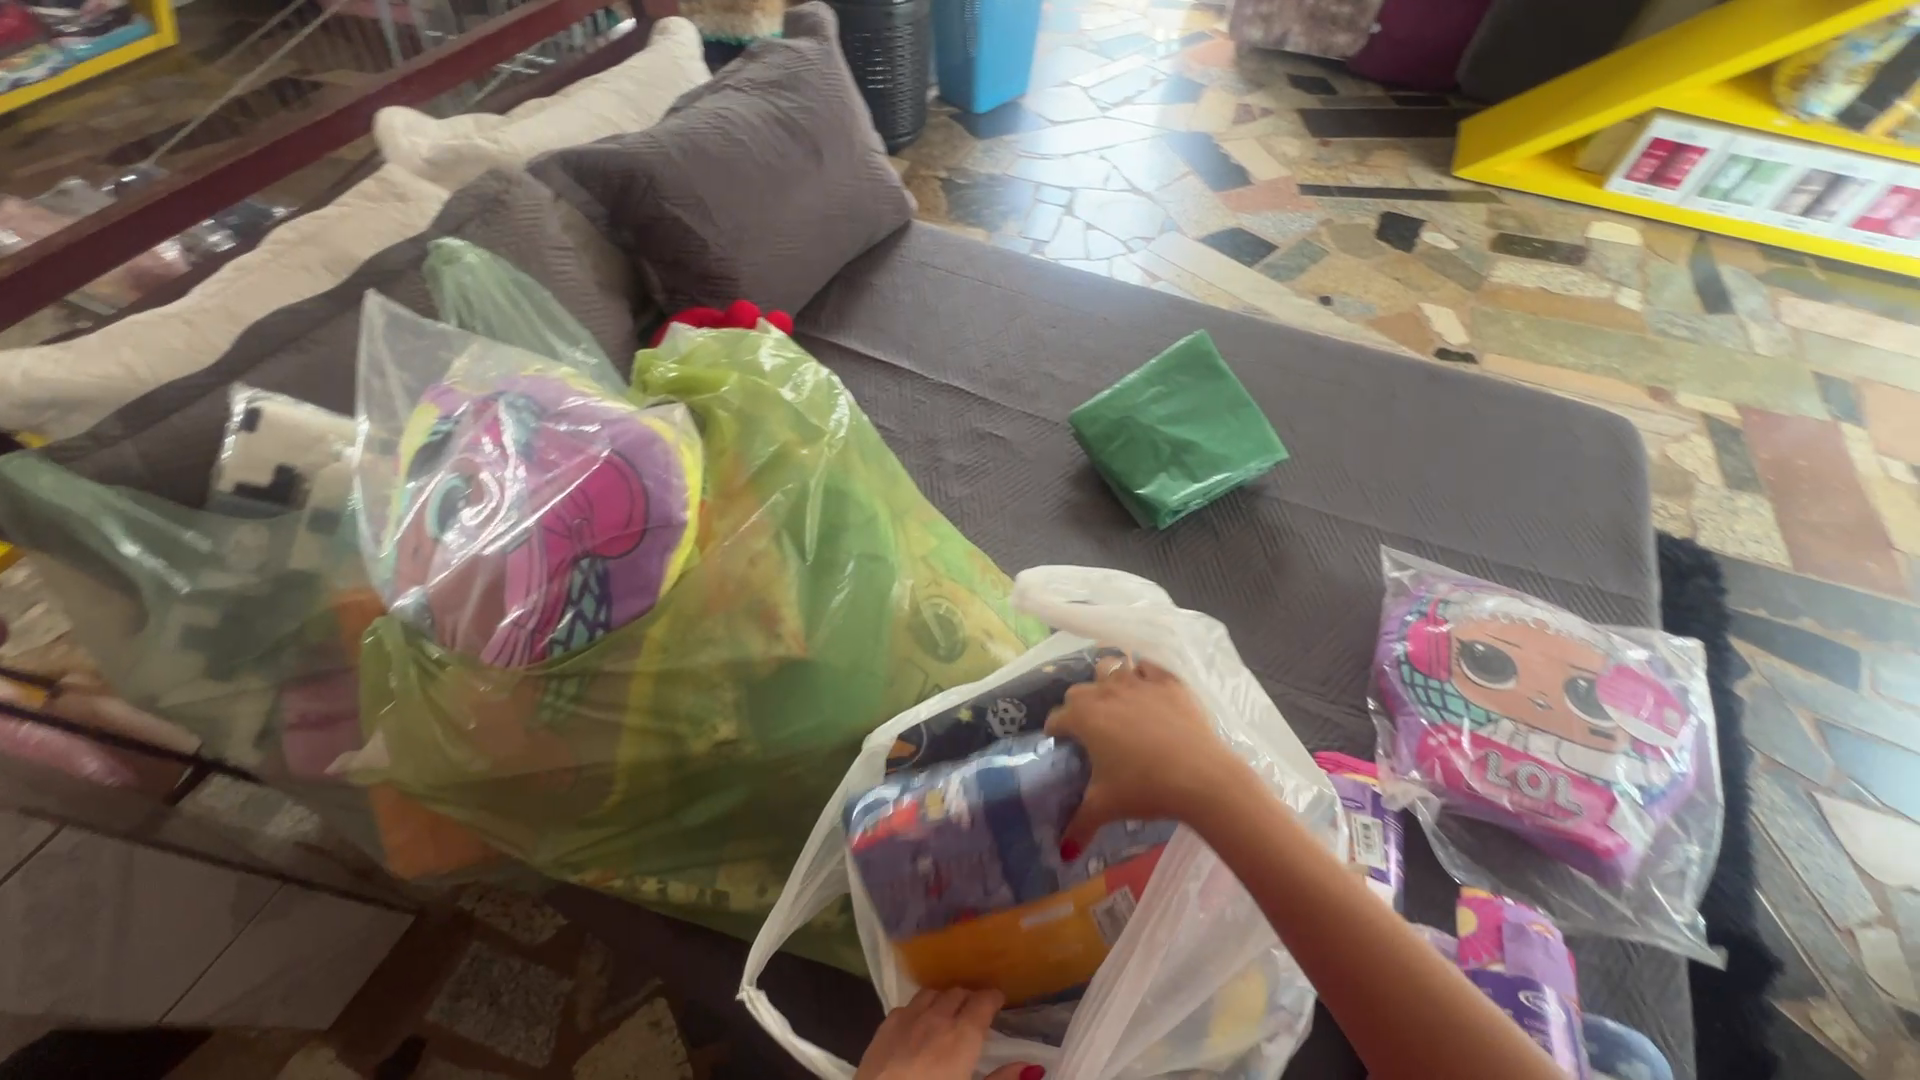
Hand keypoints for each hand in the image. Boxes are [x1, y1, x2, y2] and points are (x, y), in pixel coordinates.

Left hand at [854, 987, 1040, 1079]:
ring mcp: (907, 1019)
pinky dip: (919, 1009)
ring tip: (949, 1012)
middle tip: (977, 1011)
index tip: (999, 1001)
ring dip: (944, 998)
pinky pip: (907, 1006)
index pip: (984, 1001)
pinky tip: (918, 1025)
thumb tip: (1032, 1066)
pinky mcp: (883, 1028)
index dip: (993, 998)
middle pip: (958, 993)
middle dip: (970, 998)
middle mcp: (937, 1018)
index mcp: (963, 1036)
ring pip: (931, 993)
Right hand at [1045, 656, 1252, 849]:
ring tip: (1115, 701)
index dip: (1056, 732)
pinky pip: (1148, 666)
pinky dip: (1143, 674)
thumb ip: (1078, 826)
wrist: (1202, 777)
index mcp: (1083, 717)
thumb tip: (1063, 853)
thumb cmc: (1145, 789)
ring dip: (1107, 680)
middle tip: (1090, 731)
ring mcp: (1138, 682)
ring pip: (1111, 667)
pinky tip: (1148, 690)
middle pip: (1079, 690)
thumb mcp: (1105, 807)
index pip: (1056, 718)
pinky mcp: (1169, 681)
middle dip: (1078, 706)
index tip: (1063, 745)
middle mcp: (1105, 691)